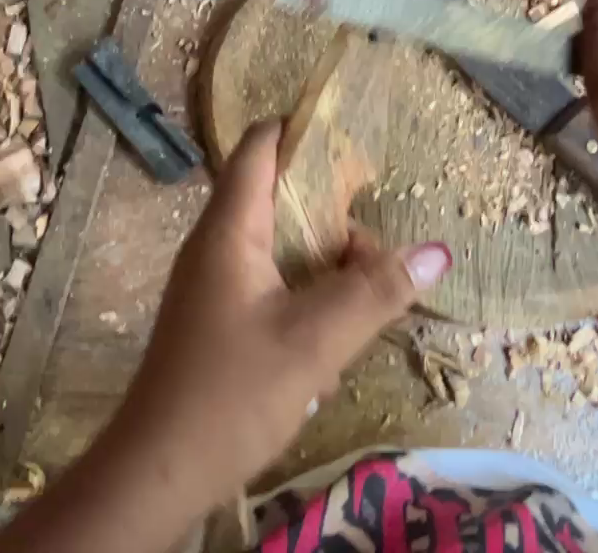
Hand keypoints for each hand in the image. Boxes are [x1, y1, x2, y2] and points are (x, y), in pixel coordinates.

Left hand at [108, 120, 449, 507]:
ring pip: (279, 244)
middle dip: (332, 209)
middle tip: (378, 240)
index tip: (354, 140)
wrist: (159, 467)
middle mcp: (217, 243)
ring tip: (366, 293)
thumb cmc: (231, 393)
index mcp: (230, 228)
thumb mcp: (314, 342)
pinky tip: (335, 337)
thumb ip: (375, 293)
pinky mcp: (219, 315)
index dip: (300, 129)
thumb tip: (438, 250)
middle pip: (277, 195)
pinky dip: (306, 292)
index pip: (259, 147)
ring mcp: (215, 280)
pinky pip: (271, 281)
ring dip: (325, 260)